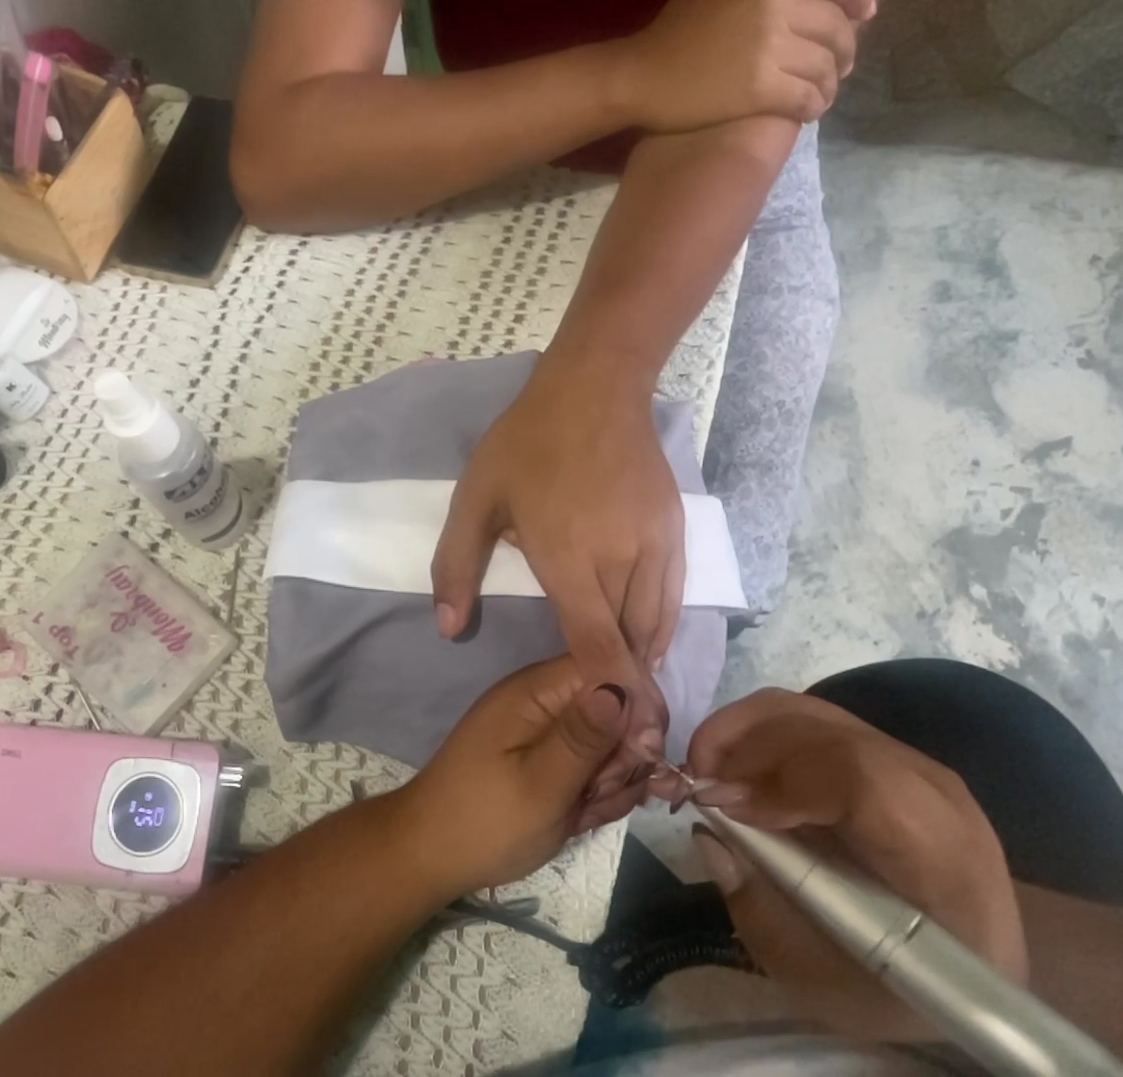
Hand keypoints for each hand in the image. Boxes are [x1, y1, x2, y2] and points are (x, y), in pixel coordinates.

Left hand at [394, 657, 629, 896]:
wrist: (431, 858)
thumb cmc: (482, 821)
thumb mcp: (539, 784)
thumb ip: (584, 738)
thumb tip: (621, 686)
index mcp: (536, 692)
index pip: (609, 666)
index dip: (637, 706)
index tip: (643, 753)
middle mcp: (545, 703)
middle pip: (618, 708)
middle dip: (624, 753)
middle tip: (597, 792)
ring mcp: (548, 733)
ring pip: (614, 744)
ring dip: (613, 780)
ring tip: (583, 810)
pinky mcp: (552, 762)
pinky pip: (596, 768)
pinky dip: (599, 793)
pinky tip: (581, 817)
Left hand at [432, 357, 680, 824]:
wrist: (595, 387)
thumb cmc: (526, 443)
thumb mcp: (475, 500)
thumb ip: (456, 567)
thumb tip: (447, 629)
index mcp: (568, 559)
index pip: (595, 647)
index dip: (607, 696)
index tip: (612, 736)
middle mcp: (619, 561)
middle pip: (630, 646)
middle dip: (624, 690)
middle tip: (615, 730)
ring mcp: (655, 546)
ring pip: (655, 625)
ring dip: (640, 661)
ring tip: (627, 694)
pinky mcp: (675, 531)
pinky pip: (673, 597)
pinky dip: (661, 628)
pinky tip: (648, 645)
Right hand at [612, 0, 874, 129]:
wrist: (641, 75)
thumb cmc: (673, 33)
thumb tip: (803, 2)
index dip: (856, 2)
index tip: (867, 14)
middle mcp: (777, 5)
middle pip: (833, 29)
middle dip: (845, 49)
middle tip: (843, 66)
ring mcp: (769, 46)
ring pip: (824, 66)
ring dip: (830, 83)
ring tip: (824, 93)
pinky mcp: (760, 87)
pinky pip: (805, 96)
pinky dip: (814, 105)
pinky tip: (811, 111)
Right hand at [684, 689, 1026, 1038]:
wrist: (969, 970)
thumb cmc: (897, 990)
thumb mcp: (819, 977)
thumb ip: (759, 905)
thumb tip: (707, 832)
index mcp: (937, 856)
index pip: (862, 780)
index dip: (779, 781)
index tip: (720, 808)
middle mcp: (929, 790)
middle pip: (820, 730)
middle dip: (739, 746)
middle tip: (693, 787)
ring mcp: (907, 761)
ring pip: (805, 712)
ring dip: (739, 733)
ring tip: (707, 776)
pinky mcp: (882, 752)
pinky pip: (807, 721)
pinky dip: (757, 736)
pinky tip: (737, 774)